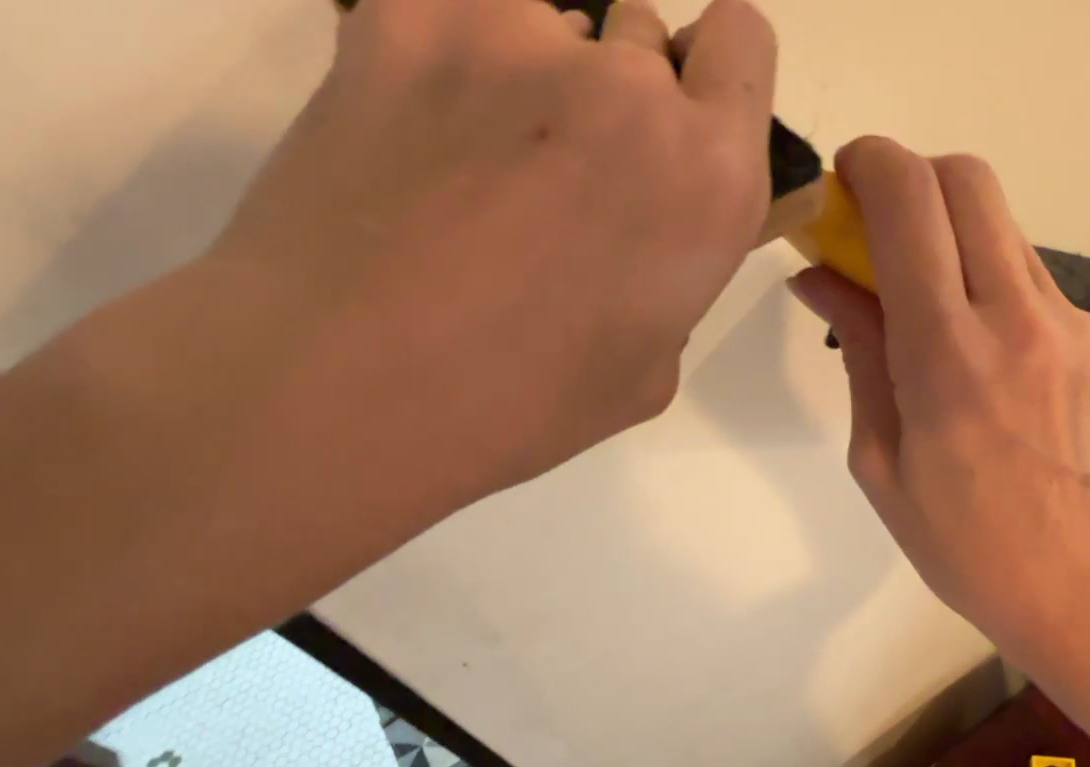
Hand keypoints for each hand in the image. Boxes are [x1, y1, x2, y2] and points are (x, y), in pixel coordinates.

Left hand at [210, 0, 774, 501]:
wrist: (344, 384)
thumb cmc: (521, 404)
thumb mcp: (650, 366)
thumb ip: (673, 266)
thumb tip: (644, 228)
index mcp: (710, 179)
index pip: (744, 43)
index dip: (714, 80)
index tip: (679, 126)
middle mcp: (634, 88)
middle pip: (646, 30)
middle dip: (622, 90)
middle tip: (565, 171)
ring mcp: (518, 34)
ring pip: (552, 18)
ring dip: (536, 73)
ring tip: (474, 158)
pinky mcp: (409, 11)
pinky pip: (458, 10)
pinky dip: (451, 54)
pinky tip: (415, 129)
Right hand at [787, 137, 1089, 671]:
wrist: (1062, 578)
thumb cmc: (952, 537)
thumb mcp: (878, 454)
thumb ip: (858, 348)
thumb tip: (818, 275)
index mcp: (945, 355)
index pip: (908, 202)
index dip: (866, 166)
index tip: (840, 187)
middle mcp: (1014, 319)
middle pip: (966, 178)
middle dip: (910, 179)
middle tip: (877, 232)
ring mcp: (1066, 323)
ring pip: (1002, 220)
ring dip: (951, 231)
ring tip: (926, 298)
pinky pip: (1030, 271)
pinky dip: (988, 275)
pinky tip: (976, 339)